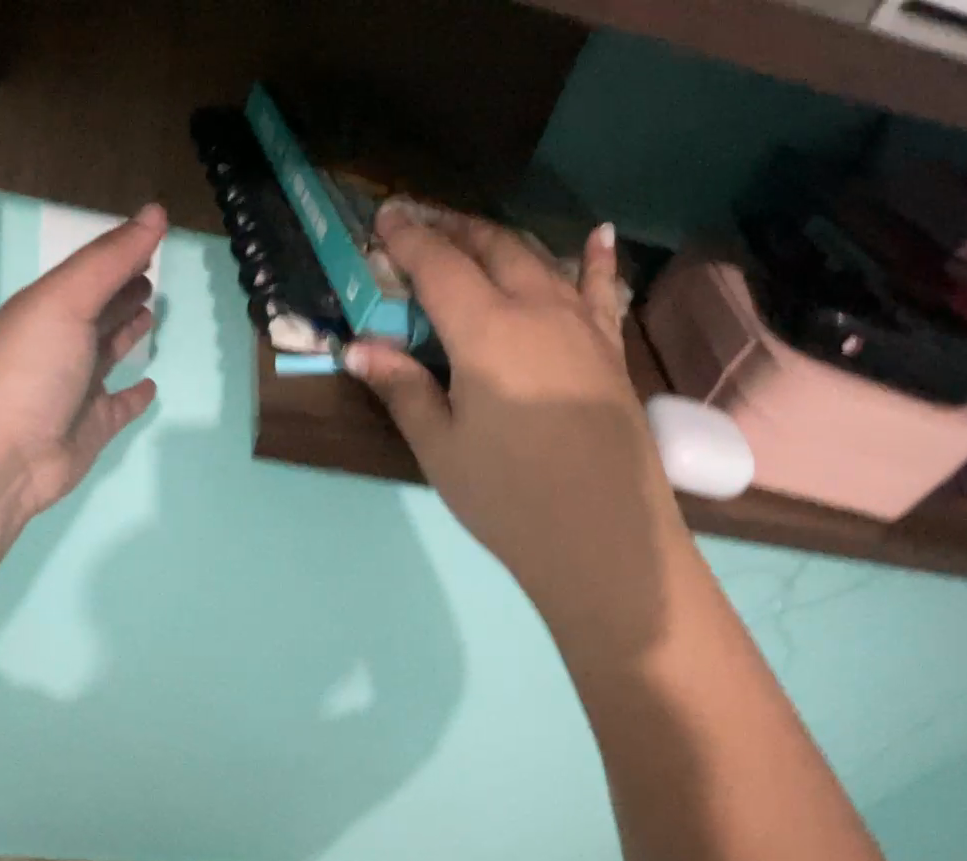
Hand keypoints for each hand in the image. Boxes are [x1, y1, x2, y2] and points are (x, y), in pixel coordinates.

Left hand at [0, 204, 165, 520]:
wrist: (2, 456)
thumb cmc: (29, 369)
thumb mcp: (66, 300)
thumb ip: (111, 259)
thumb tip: (157, 212)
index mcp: (47, 308)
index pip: (91, 271)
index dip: (120, 253)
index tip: (154, 235)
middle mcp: (61, 343)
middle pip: (98, 308)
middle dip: (122, 290)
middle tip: (152, 274)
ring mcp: (77, 387)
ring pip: (108, 351)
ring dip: (126, 331)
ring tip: (151, 312)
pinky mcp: (93, 426)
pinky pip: (121, 405)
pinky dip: (136, 395)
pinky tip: (151, 386)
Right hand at [344, 204, 682, 594]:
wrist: (601, 537)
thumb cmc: (507, 498)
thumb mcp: (440, 447)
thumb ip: (402, 389)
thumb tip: (357, 349)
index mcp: (486, 331)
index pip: (439, 266)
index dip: (408, 239)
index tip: (384, 217)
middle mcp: (537, 310)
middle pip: (491, 249)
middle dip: (452, 229)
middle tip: (420, 222)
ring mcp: (581, 326)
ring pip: (539, 260)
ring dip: (501, 240)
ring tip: (474, 234)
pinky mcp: (609, 351)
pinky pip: (600, 290)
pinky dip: (594, 260)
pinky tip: (597, 236)